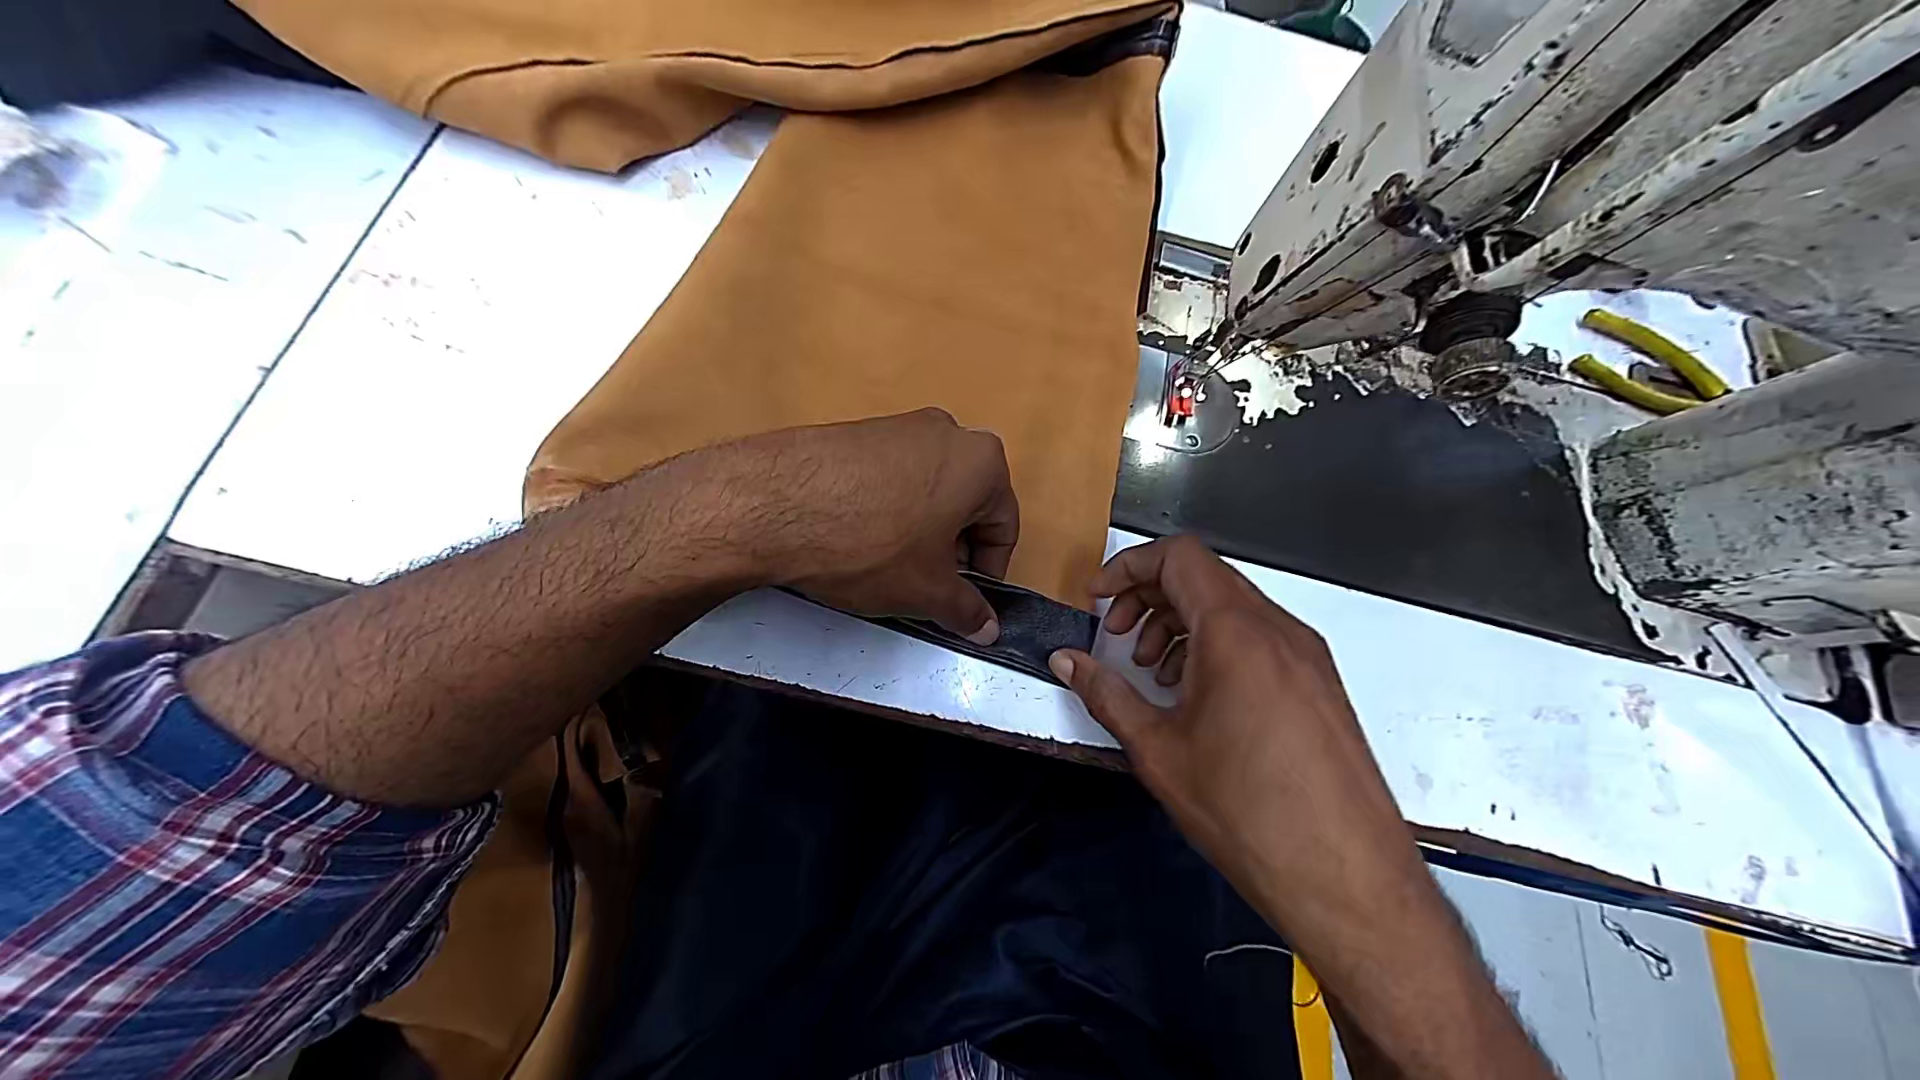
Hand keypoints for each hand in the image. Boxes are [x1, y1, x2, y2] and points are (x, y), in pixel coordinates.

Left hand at [707, 408, 1018, 643]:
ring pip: (926, 492)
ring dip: (919, 532)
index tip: (964, 601)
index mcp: (981, 460)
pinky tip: (855, 540)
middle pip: (965, 505)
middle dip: (951, 551)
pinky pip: (888, 479)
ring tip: (885, 566)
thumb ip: (966, 610)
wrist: (770, 506)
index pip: (1004, 526)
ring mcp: (896, 425)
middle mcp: (945, 431)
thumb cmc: (868, 546)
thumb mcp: (926, 590)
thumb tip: (987, 627)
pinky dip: (886, 512)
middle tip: (925, 587)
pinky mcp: (855, 432)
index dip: (987, 572)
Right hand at [1049, 538, 1553, 1079]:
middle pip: (1203, 576)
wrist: (1348, 878)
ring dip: (1180, 623)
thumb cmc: (1246, 811)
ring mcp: (1307, 655)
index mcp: (1236, 632)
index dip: (1127, 567)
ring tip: (1152, 671)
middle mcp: (1278, 629)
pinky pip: (1258, 637)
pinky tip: (1195, 694)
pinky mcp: (1319, 683)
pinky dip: (1215, 644)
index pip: (1178, 557)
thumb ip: (1105, 692)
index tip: (1098, 599)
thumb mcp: (1158, 749)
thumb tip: (1065, 662)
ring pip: (1232, 606)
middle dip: (1148, 597)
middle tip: (1116, 637)